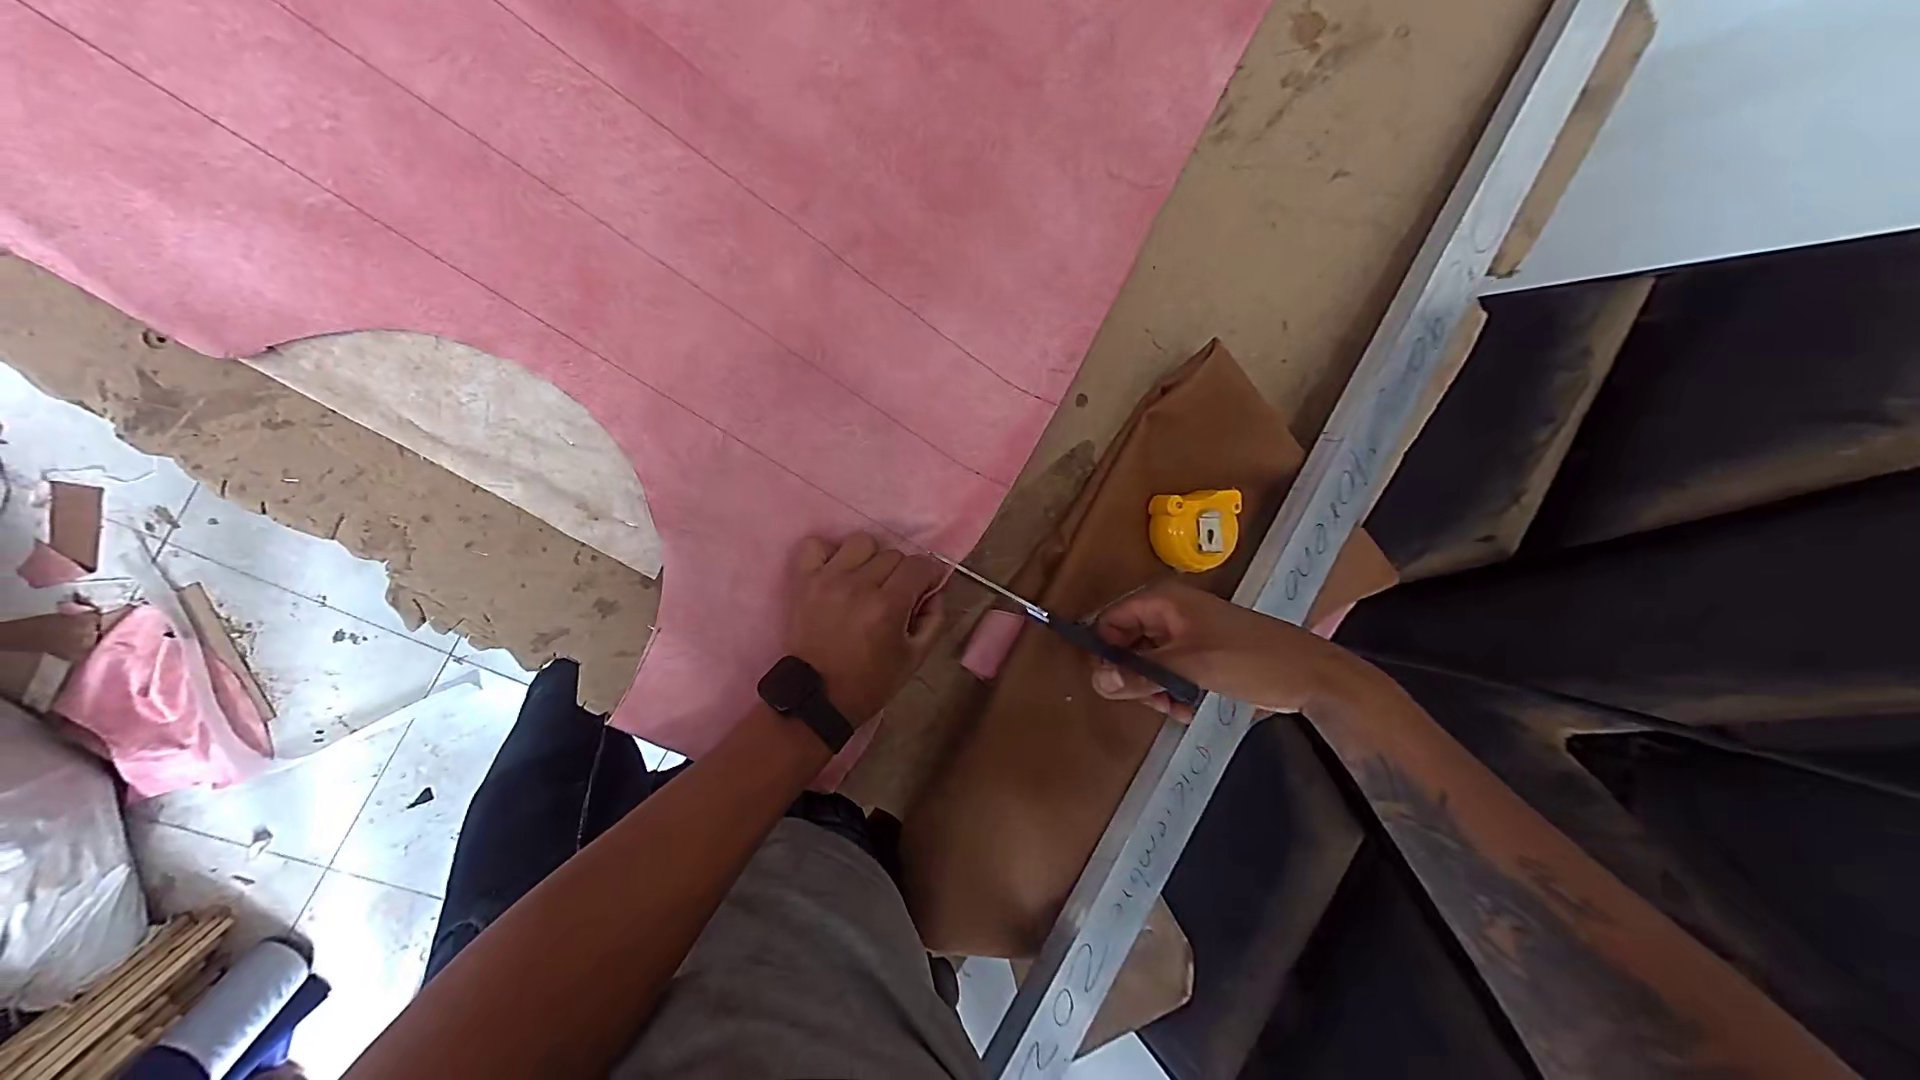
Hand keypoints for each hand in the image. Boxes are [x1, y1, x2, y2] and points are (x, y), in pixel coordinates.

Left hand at [786, 533, 946, 723]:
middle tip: (895, 595)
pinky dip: (828, 553)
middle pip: (893, 554)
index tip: (925, 588)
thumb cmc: (871, 682)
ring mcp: (828, 579)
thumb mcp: (915, 657)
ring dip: (869, 558)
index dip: (929, 575)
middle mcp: (858, 585)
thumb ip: (934, 618)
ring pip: (861, 542)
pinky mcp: (803, 581)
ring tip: (865, 580)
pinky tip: (836, 572)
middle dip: (901, 573)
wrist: (818, 698)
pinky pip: (815, 545)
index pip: (920, 565)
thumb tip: (936, 589)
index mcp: (888, 605)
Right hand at [1089, 580, 1352, 720]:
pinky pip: (1168, 672)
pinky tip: (1189, 708)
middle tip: (1151, 699)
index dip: (1106, 651)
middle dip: (1135, 676)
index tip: (1112, 682)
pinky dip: (1172, 692)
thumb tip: (1097, 680)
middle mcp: (1169, 612)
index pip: (1110, 620)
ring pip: (1147, 663)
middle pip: (1127, 644)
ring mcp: (1185, 634)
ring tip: (1176, 706)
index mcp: (1163, 601)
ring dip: (1155, 689)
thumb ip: (1140, 674)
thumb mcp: (1189, 667)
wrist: (1309, 675)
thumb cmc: (1249, 659)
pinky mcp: (1199, 654)